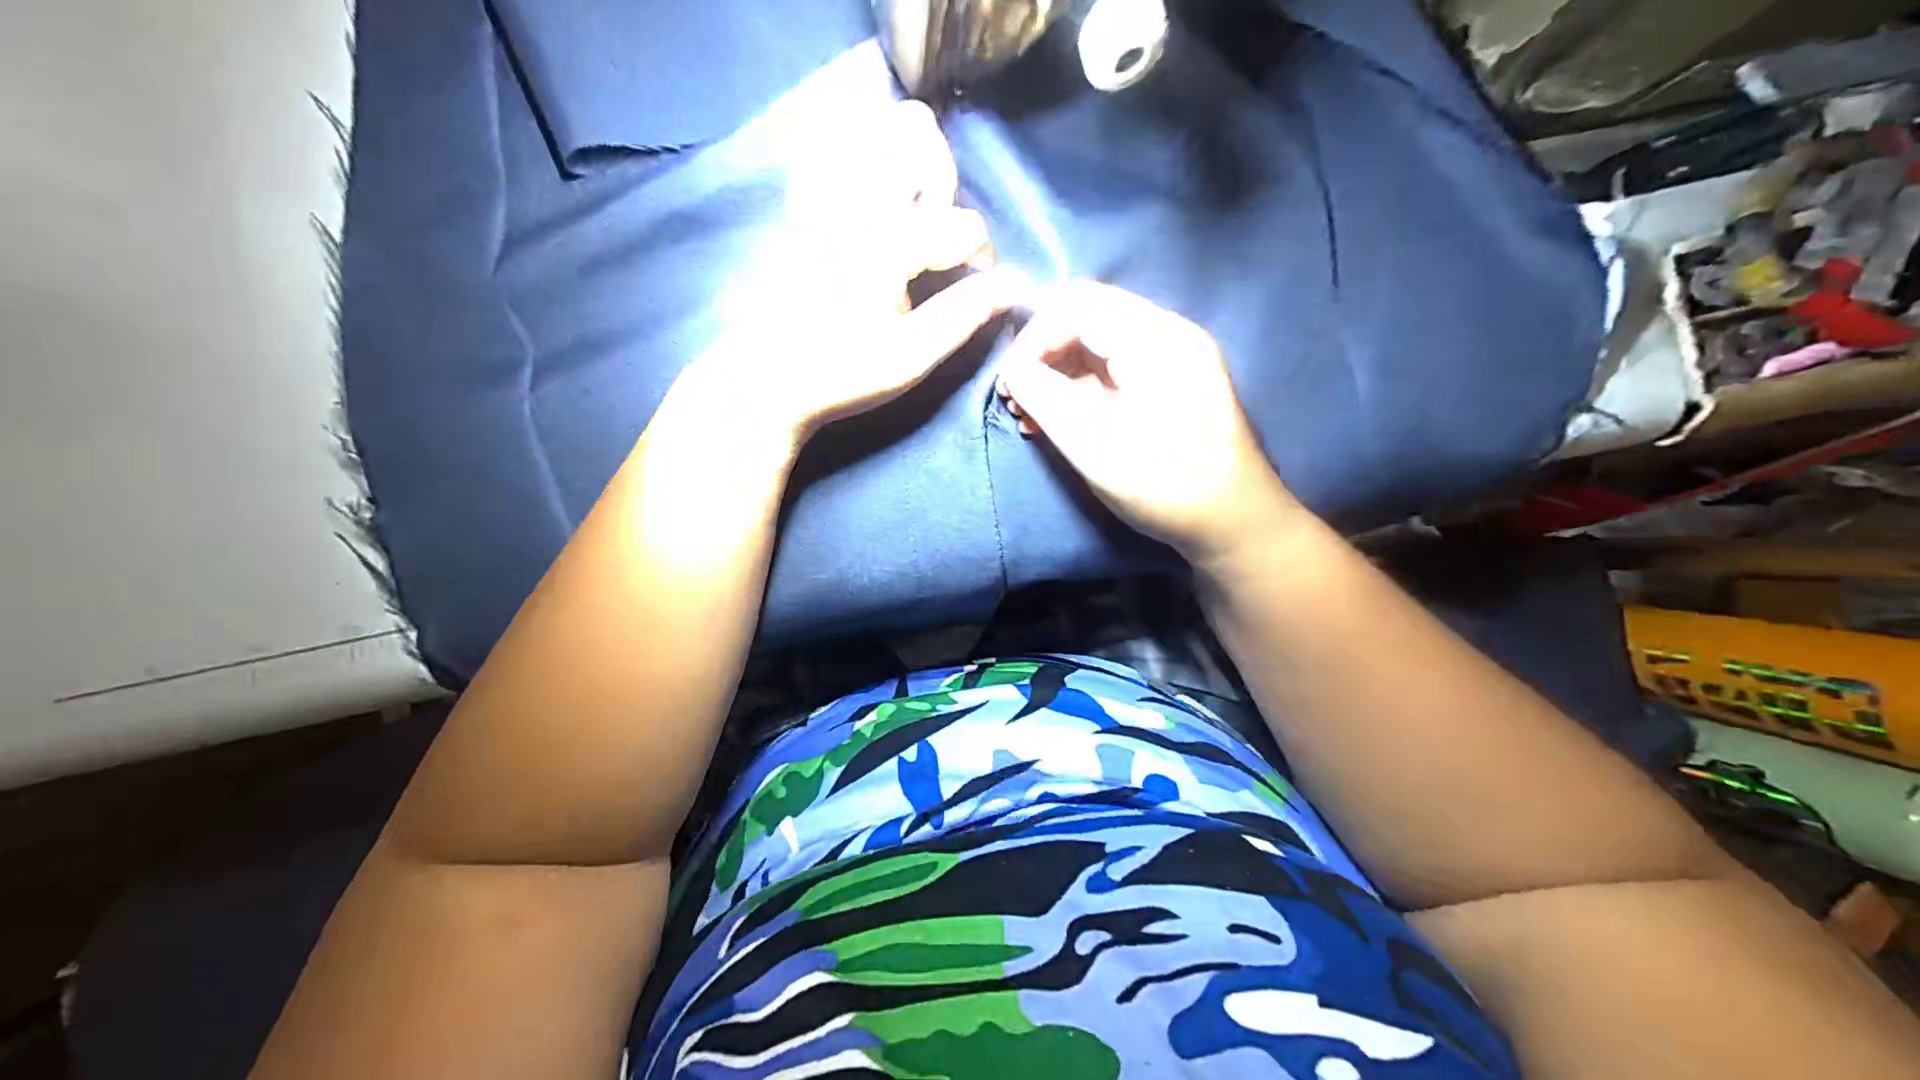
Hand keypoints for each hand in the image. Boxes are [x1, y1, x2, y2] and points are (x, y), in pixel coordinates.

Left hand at [688, 100, 1029, 442]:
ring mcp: (821, 195)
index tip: (969, 290)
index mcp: (891, 240)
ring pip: (872, 131)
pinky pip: (834, 153)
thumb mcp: (912, 355)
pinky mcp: (797, 206)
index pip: (965, 224)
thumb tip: (1021, 284)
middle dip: (942, 182)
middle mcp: (856, 200)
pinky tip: (867, 217)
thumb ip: (967, 313)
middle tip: (933, 237)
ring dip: (904, 164)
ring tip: (903, 221)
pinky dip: (863, 167)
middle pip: (918, 134)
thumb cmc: (842, 373)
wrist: (764, 380)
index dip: (982, 258)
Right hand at [996, 281, 1301, 564]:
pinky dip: (1081, 385)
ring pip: (1099, 341)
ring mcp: (1175, 356)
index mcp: (1156, 338)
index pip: (1076, 306)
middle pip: (1087, 316)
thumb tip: (1012, 370)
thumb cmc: (1163, 484)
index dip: (1032, 338)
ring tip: (1029, 413)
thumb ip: (1043, 396)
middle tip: (1014, 396)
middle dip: (1042, 352)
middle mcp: (1169, 333)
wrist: (1234, 523)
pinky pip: (1116, 365)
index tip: (1008, 383)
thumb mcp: (1091, 442)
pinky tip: (1059, 418)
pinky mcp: (1173, 381)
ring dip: (1058, 370)